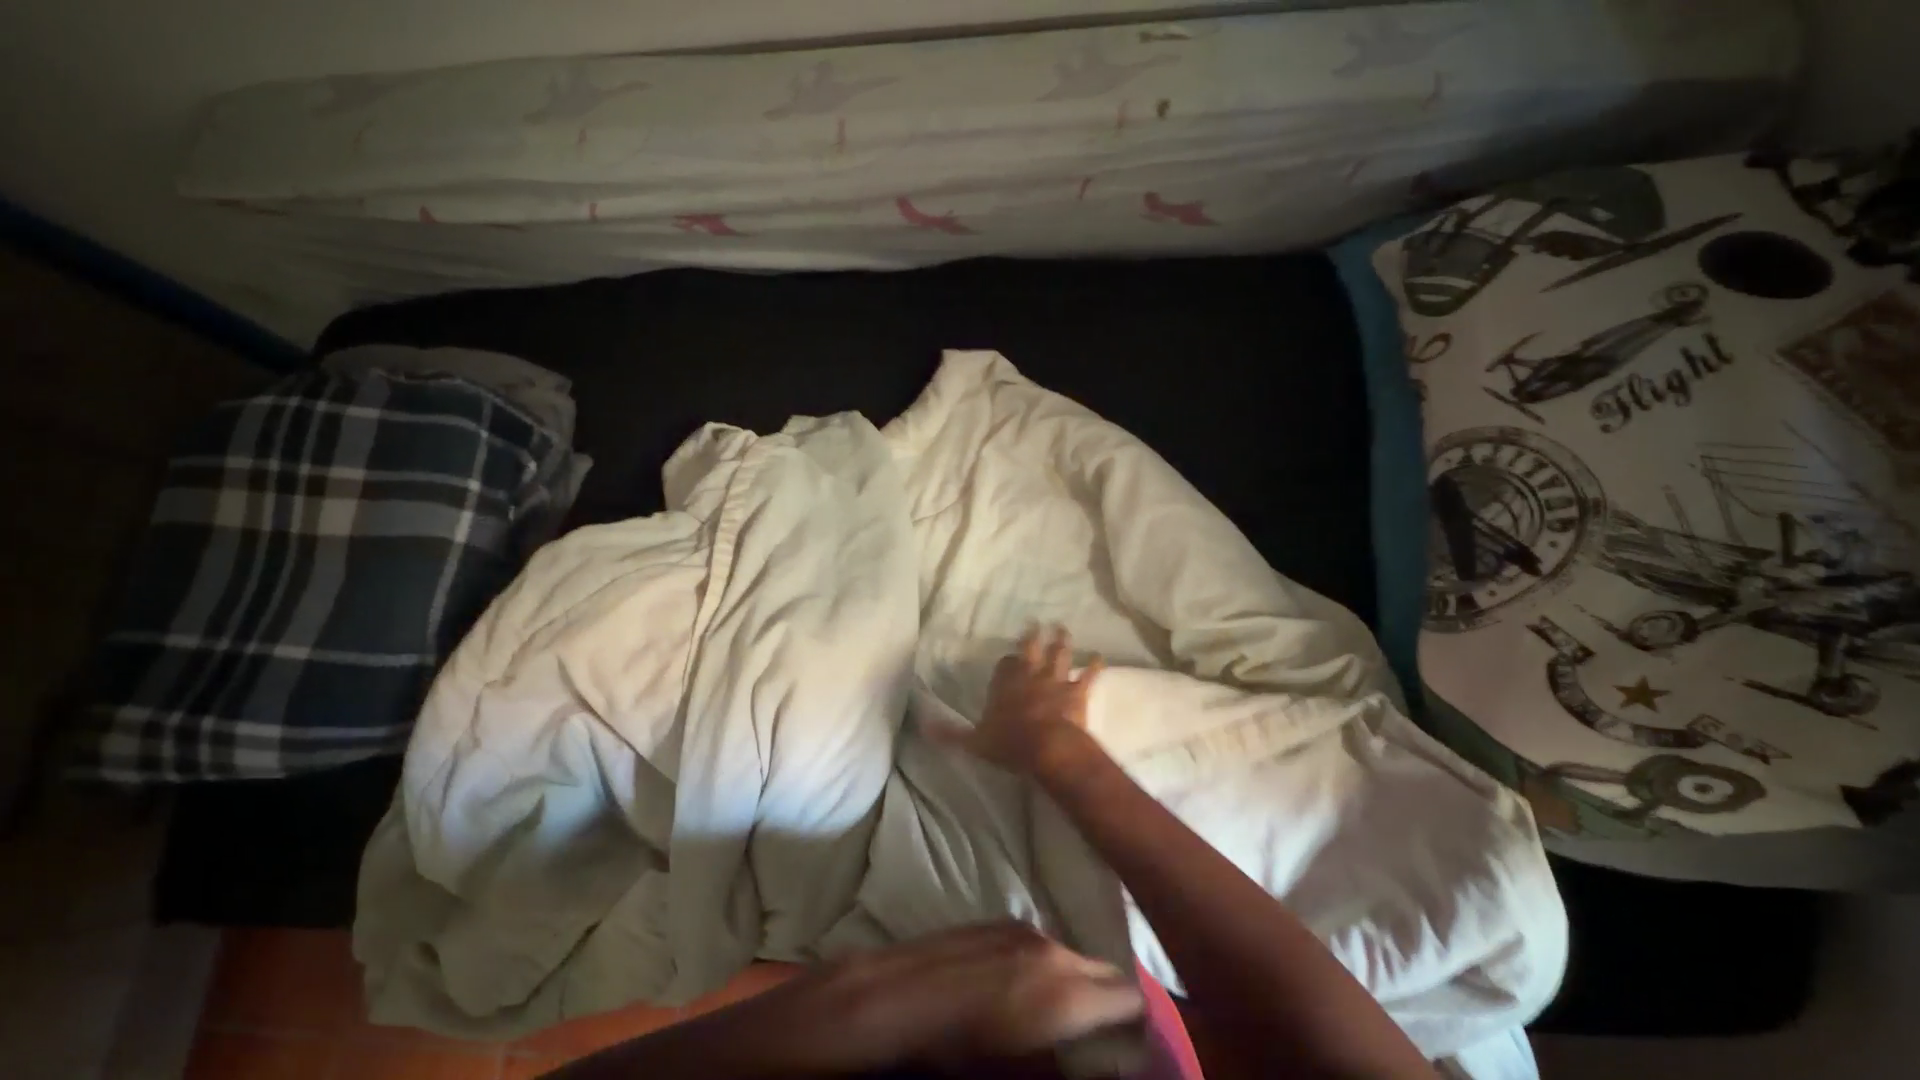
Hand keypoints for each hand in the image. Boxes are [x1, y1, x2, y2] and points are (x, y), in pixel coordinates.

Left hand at [746, 921, 1142, 1070]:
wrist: (875, 1005)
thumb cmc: (947, 1053)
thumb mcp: (1019, 1070)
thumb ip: (1065, 1064)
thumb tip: (1099, 1061)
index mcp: (1065, 990)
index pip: (1132, 1002)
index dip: (1137, 1034)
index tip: (1128, 1059)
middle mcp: (1050, 948)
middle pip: (1108, 975)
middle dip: (1109, 1010)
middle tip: (1094, 1049)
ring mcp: (1019, 929)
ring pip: (1073, 958)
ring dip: (1076, 989)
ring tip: (1052, 1026)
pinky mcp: (991, 922)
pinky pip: (1039, 947)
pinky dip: (1045, 971)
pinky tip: (1016, 999)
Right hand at [926, 625, 1105, 781]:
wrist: (1049, 748)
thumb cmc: (1010, 744)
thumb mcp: (974, 742)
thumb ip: (951, 734)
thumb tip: (924, 728)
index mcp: (1006, 684)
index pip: (1004, 665)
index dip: (1006, 662)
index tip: (1008, 658)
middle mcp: (1030, 676)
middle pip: (1032, 650)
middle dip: (1034, 636)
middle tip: (1038, 622)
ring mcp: (1056, 682)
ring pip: (1060, 655)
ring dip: (1063, 642)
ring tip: (1064, 629)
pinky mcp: (1078, 692)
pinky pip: (1088, 676)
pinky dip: (1095, 666)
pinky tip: (1100, 657)